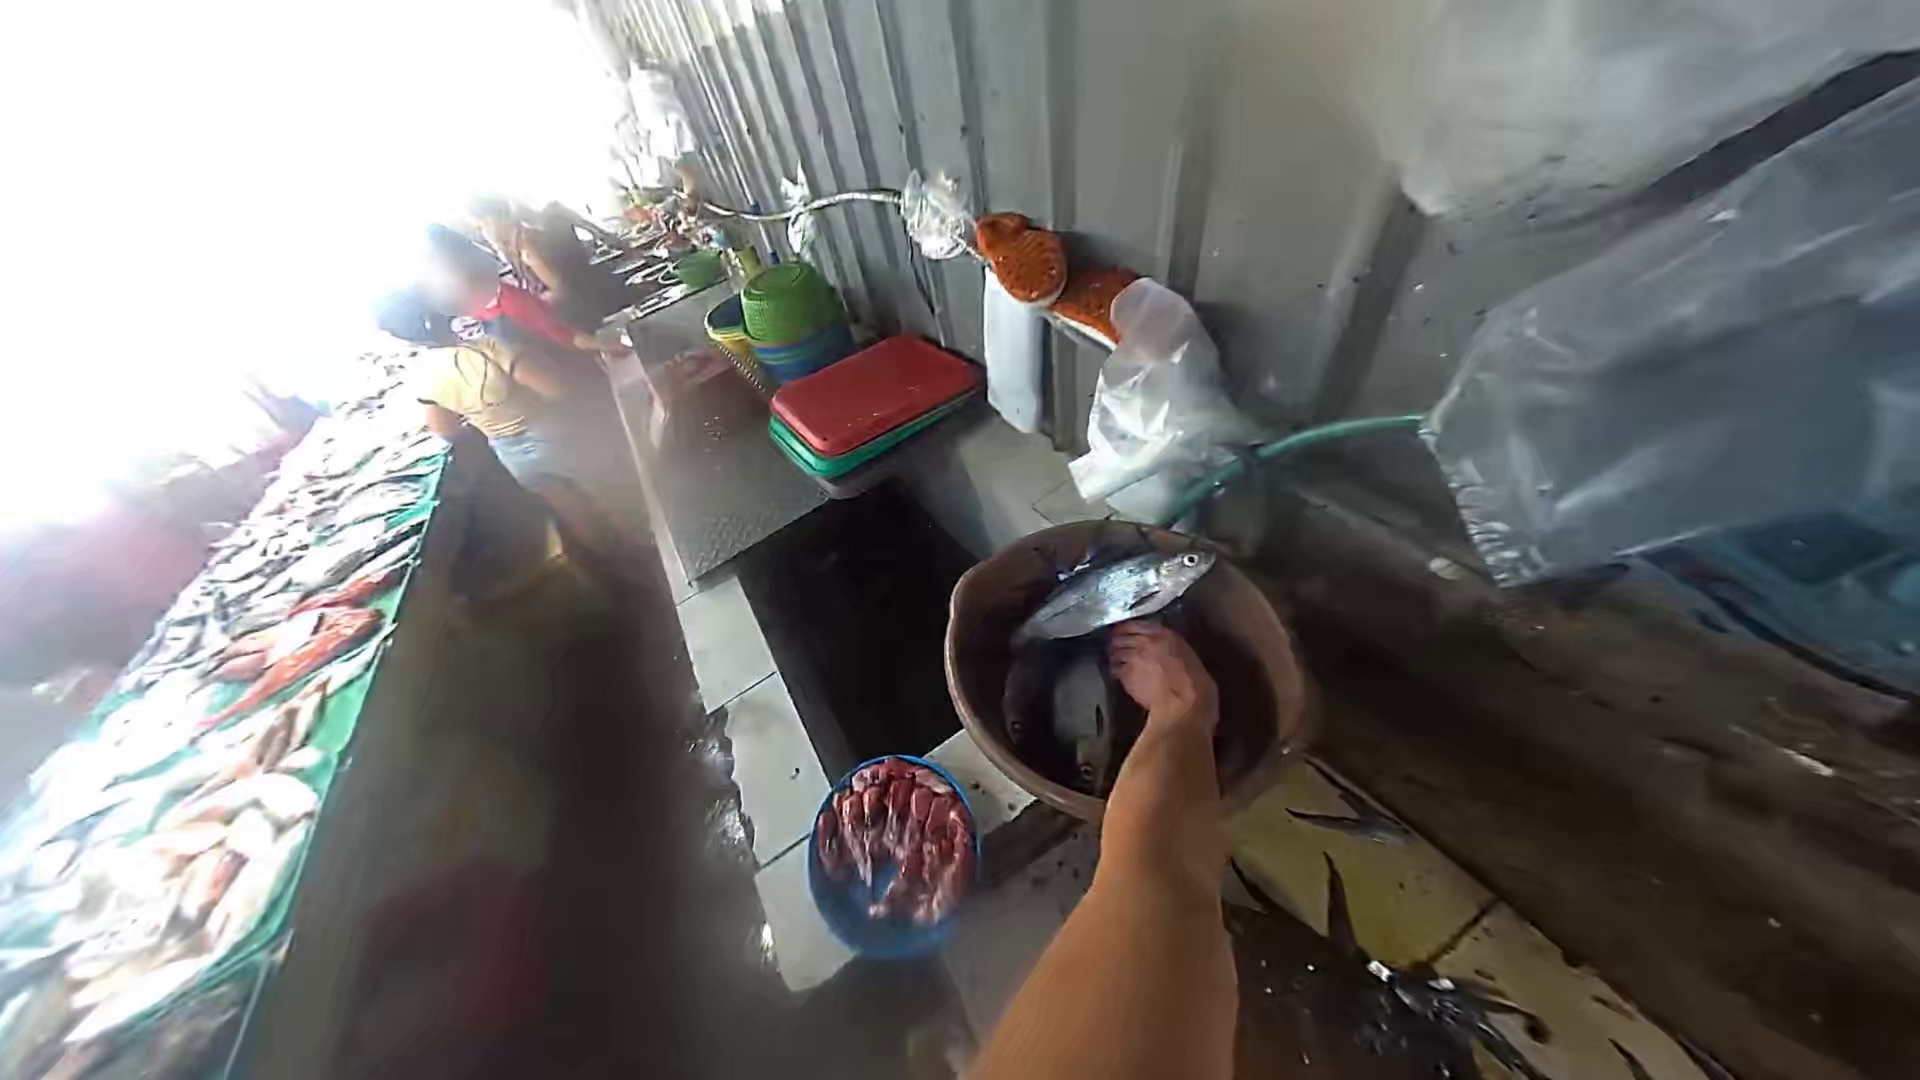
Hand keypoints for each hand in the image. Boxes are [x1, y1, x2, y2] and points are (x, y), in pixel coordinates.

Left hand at [1109, 621, 1216, 725]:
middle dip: (1117, 641)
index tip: (1122, 632)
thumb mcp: (1186, 655)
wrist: (1184, 705)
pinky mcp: (1126, 674)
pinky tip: (1118, 674)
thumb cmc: (1195, 683)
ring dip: (1115, 655)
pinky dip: (1116, 671)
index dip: (1125, 629)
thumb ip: (1169, 646)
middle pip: (1121, 637)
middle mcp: (1145, 642)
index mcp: (1164, 635)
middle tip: (1115, 646)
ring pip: (1115, 652)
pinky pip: (1115, 669)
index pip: (1135, 625)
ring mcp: (1133, 657)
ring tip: (1116, 660)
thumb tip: (1159, 648)